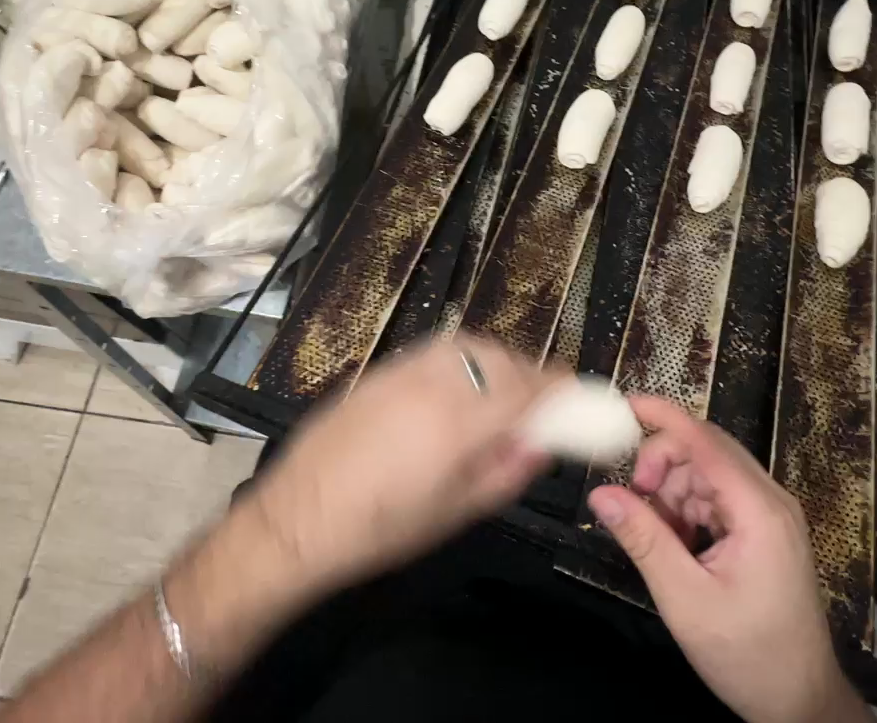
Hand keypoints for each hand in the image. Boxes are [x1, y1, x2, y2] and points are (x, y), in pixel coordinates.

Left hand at [241, 336, 555, 594]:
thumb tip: (542, 443)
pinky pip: (438, 351)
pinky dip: (466, 359)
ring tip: (507, 389)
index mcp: (459, 422)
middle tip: (545, 401)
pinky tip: (464, 385)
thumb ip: (505, 472)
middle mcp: (435, 383)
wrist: (297, 517)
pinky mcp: (381, 370)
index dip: (560, 391)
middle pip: (501, 360)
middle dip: (532, 374)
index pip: (527, 390)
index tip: (580, 398)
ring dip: (499, 360)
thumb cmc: (380, 529)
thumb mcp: (454, 513)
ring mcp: (404, 370)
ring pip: (470, 346)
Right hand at [587, 397, 868, 722]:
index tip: (624, 404)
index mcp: (758, 511)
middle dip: (660, 464)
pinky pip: (716, 498)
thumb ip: (643, 539)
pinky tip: (677, 544)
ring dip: (672, 492)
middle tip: (633, 498)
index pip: (705, 441)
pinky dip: (688, 511)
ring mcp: (769, 515)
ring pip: (706, 474)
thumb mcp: (685, 599)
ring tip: (659, 537)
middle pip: (705, 451)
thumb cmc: (748, 655)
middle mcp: (769, 501)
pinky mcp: (763, 531)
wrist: (800, 704)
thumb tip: (600, 494)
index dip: (663, 416)